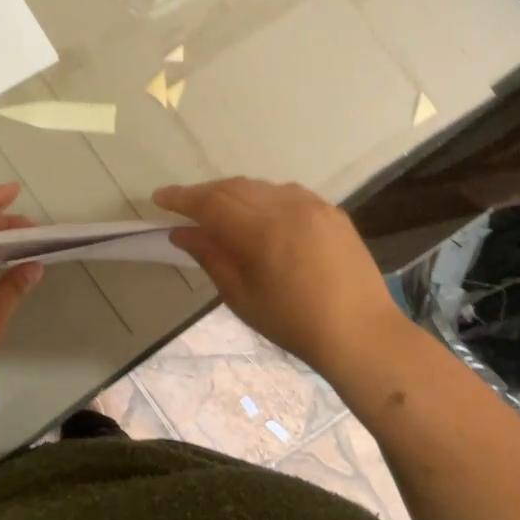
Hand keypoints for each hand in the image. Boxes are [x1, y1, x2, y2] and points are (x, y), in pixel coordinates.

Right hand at [155, 179, 407, 371]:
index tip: (159, 199)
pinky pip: (286, 193)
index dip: (182, 199)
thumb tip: (182, 233)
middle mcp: (288, 207)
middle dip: (203, 194)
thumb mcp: (240, 296)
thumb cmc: (293, 323)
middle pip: (234, 188)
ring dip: (232, 193)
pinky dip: (261, 198)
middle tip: (181, 206)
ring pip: (260, 187)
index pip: (211, 203)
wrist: (360, 333)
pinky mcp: (331, 212)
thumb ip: (211, 257)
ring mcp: (314, 206)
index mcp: (262, 231)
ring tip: (215, 210)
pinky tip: (255, 215)